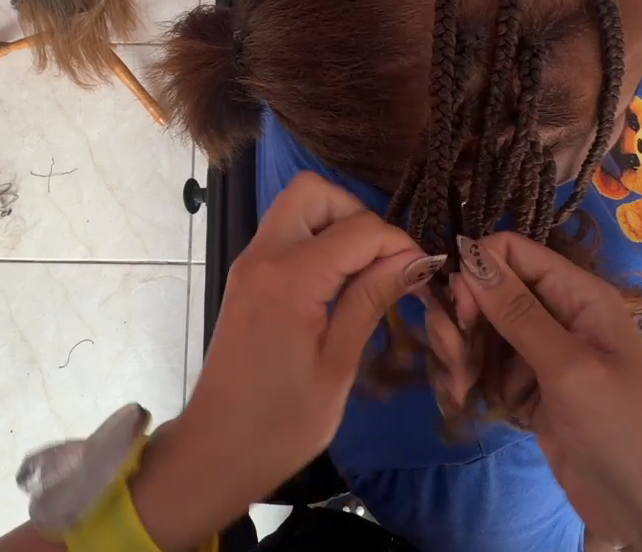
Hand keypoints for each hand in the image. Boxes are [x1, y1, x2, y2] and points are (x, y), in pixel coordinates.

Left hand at [132, 173, 431, 550]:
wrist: (216, 448)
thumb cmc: (282, 421)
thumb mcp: (337, 364)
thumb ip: (371, 299)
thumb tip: (415, 259)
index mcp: (289, 276)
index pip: (358, 228)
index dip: (399, 242)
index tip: (424, 271)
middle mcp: (264, 254)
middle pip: (314, 192)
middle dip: (357, 214)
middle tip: (383, 261)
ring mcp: (250, 261)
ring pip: (296, 206)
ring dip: (335, 223)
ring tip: (365, 273)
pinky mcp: (247, 275)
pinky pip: (285, 232)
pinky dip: (316, 240)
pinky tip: (339, 283)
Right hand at [453, 232, 641, 551]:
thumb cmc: (625, 431)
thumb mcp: (569, 366)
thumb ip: (515, 309)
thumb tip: (467, 250)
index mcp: (578, 294)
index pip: (510, 251)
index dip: (478, 272)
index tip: (463, 314)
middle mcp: (558, 314)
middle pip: (487, 289)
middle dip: (461, 318)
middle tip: (454, 358)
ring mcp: (541, 353)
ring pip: (480, 327)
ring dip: (461, 351)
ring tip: (461, 388)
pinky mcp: (529, 388)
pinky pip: (485, 363)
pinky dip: (470, 376)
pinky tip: (467, 399)